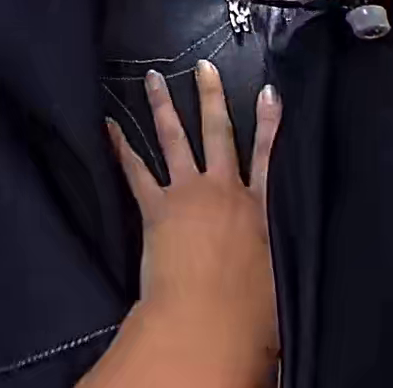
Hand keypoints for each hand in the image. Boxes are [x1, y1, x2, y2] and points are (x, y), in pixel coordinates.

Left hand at [104, 61, 281, 382]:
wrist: (204, 325)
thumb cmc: (249, 317)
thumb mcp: (279, 281)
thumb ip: (278, 254)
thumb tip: (284, 252)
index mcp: (258, 208)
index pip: (269, 156)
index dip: (269, 123)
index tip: (268, 91)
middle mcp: (224, 190)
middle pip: (218, 133)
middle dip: (212, 97)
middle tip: (203, 66)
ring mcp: (188, 194)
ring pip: (175, 139)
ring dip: (164, 106)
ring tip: (153, 78)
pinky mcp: (157, 209)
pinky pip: (136, 172)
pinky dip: (122, 148)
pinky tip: (109, 126)